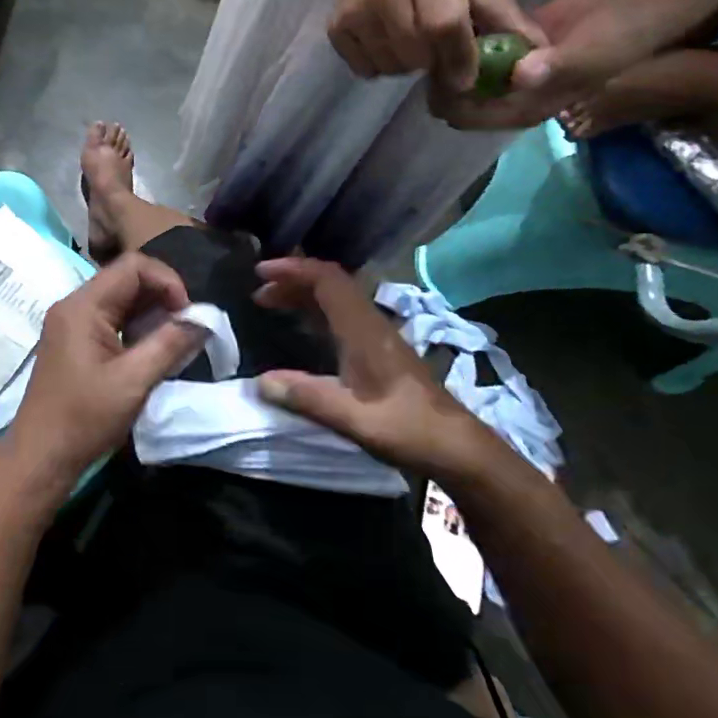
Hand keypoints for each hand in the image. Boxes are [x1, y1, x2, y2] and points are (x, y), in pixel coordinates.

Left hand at [5, 254, 207, 481]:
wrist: (41, 455)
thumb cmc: (84, 418)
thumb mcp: (134, 381)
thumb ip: (169, 345)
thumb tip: (202, 321)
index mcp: (82, 306)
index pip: (132, 266)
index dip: (167, 281)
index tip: (187, 314)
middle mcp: (73, 305)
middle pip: (125, 279)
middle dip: (161, 297)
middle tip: (185, 329)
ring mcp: (71, 323)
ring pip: (119, 300)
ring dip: (150, 314)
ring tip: (173, 340)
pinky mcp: (73, 342)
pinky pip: (110, 319)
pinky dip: (135, 327)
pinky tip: (152, 350)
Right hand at [250, 257, 495, 478]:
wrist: (459, 448)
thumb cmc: (409, 429)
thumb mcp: (355, 419)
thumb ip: (308, 398)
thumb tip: (261, 381)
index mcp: (364, 330)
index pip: (328, 280)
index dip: (293, 269)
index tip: (261, 272)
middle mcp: (371, 325)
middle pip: (330, 285)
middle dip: (292, 281)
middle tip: (259, 293)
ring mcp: (377, 336)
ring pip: (336, 299)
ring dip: (303, 295)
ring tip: (270, 304)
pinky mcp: (380, 350)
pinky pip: (341, 315)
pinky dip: (315, 311)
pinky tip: (300, 328)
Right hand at [329, 0, 542, 91]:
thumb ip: (503, 15)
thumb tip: (538, 54)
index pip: (443, 24)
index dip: (459, 57)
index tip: (466, 80)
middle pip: (414, 53)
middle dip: (433, 64)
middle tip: (439, 55)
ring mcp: (354, 11)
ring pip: (389, 66)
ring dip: (407, 67)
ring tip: (413, 46)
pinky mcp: (336, 29)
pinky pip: (365, 69)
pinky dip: (381, 66)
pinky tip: (388, 46)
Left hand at [432, 0, 705, 130]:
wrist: (630, 5)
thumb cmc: (616, 35)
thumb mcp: (592, 54)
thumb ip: (556, 67)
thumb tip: (519, 77)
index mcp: (524, 111)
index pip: (468, 118)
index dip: (449, 98)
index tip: (441, 68)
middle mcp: (507, 101)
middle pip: (454, 103)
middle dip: (442, 81)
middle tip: (435, 47)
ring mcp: (501, 78)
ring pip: (456, 80)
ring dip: (445, 63)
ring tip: (438, 35)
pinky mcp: (500, 55)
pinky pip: (468, 57)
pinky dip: (458, 46)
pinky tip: (452, 25)